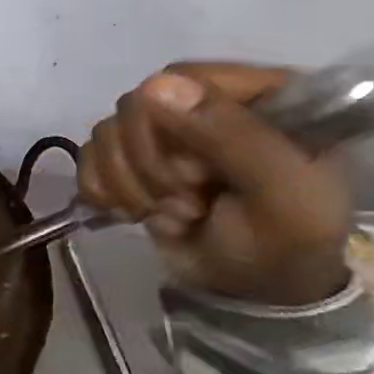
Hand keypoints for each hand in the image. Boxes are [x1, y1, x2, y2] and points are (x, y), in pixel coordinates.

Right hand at [77, 63, 351, 305]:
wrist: (255, 296)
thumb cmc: (285, 245)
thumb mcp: (284, 195)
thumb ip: (234, 136)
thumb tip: (155, 86)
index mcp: (254, 91)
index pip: (180, 77)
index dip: (173, 128)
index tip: (201, 177)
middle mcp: (202, 101)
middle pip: (135, 105)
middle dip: (152, 167)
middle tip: (190, 205)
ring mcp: (162, 131)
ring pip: (107, 131)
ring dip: (131, 185)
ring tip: (174, 215)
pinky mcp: (129, 159)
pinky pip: (88, 155)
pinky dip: (104, 190)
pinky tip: (135, 213)